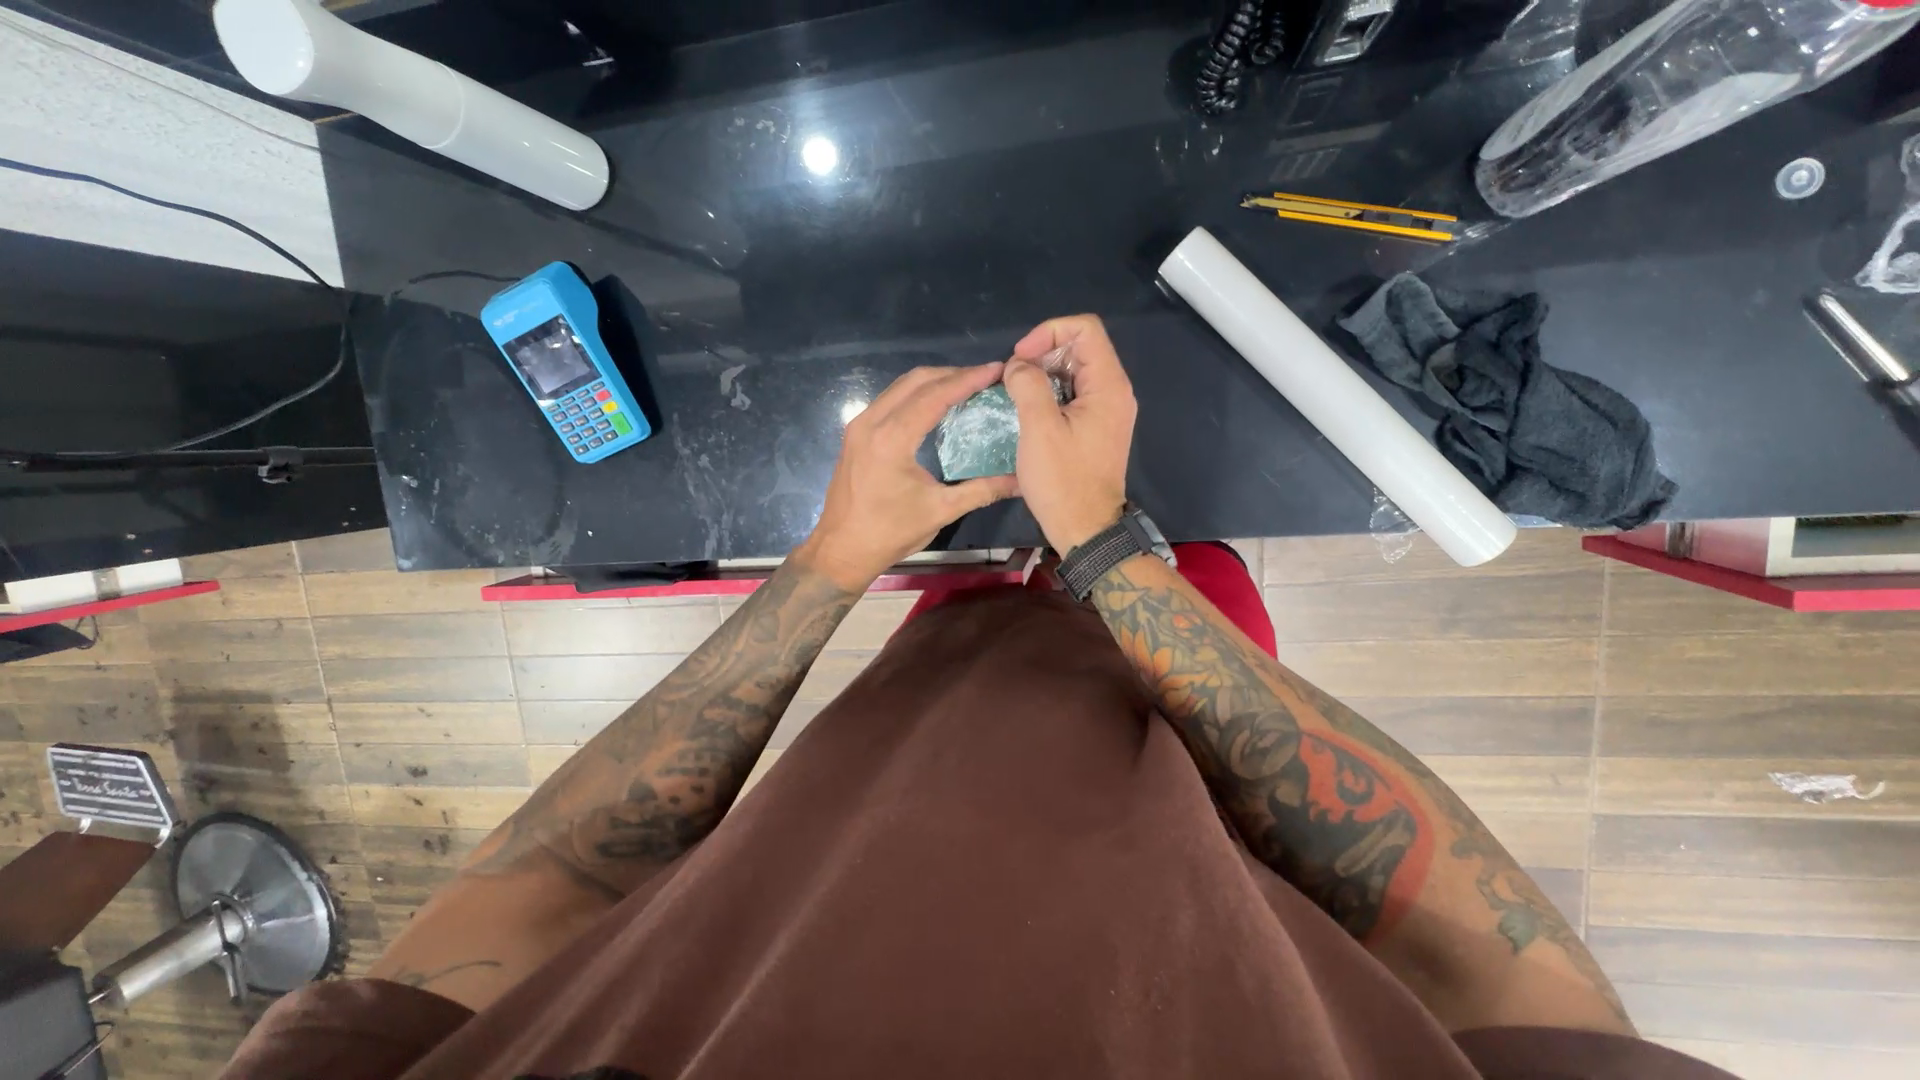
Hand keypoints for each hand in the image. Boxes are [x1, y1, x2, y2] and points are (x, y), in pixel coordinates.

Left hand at [796, 363, 1019, 590]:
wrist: (842, 550)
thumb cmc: (890, 533)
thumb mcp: (941, 511)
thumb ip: (982, 490)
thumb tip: (1020, 480)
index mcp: (892, 439)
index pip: (935, 395)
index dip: (968, 379)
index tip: (996, 370)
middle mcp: (871, 423)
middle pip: (916, 381)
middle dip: (953, 374)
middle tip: (985, 377)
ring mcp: (859, 426)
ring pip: (900, 387)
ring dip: (933, 382)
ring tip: (966, 386)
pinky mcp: (855, 434)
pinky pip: (889, 400)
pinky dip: (916, 395)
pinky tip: (937, 405)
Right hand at [1002, 315, 1135, 552]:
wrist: (1086, 529)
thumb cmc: (1063, 480)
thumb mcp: (1039, 428)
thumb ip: (1028, 385)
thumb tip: (1018, 365)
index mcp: (1108, 385)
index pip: (1084, 328)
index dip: (1048, 332)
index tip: (1021, 358)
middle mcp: (1114, 392)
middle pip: (1080, 347)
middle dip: (1043, 353)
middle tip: (1013, 378)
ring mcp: (1107, 411)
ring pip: (1074, 371)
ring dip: (1043, 374)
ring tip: (1015, 394)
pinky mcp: (1097, 428)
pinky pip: (1074, 395)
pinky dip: (1050, 394)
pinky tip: (1027, 411)